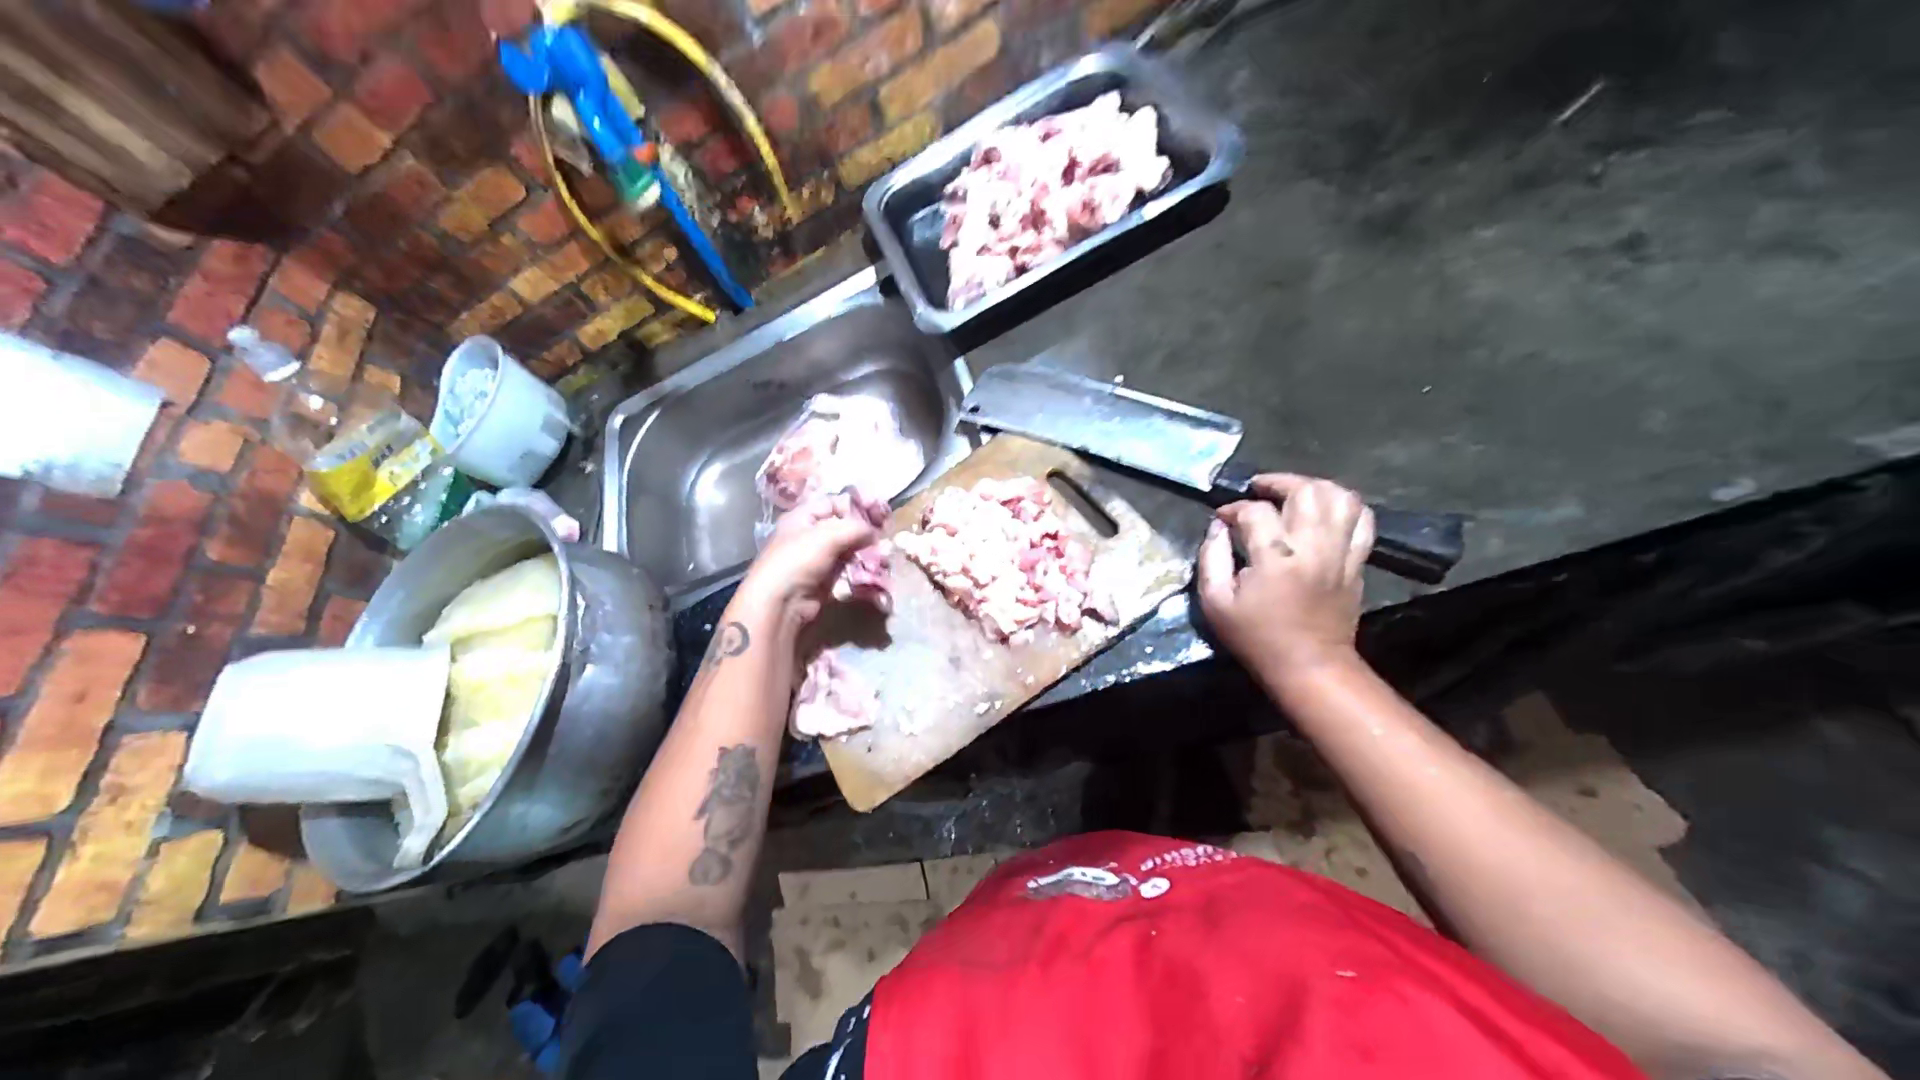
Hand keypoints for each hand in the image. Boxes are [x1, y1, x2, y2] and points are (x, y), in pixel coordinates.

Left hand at [736, 493, 884, 629]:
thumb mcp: (827, 535)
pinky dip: (862, 570)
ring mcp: (818, 558)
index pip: (834, 503)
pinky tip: (873, 573)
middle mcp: (810, 535)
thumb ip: (855, 527)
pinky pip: (849, 569)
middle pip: (844, 527)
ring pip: (850, 549)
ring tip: (881, 560)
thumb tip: (874, 531)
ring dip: (867, 553)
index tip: (880, 512)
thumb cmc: (798, 560)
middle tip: (884, 536)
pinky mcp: (825, 579)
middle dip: (866, 532)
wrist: (781, 603)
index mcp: (803, 517)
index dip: (857, 505)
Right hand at [1197, 474, 1374, 676]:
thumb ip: (1211, 558)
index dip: (1233, 508)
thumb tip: (1217, 526)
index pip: (1255, 512)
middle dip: (1278, 482)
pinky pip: (1363, 520)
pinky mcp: (1357, 562)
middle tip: (1259, 490)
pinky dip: (1345, 506)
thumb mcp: (1215, 602)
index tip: (1222, 518)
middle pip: (1306, 491)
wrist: (1309, 665)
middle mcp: (1313, 547)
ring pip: (1340, 497)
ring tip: (1293, 493)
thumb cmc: (1256, 636)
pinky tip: (1325, 509)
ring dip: (1314, 487)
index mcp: (1275, 557)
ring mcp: (1341, 553)